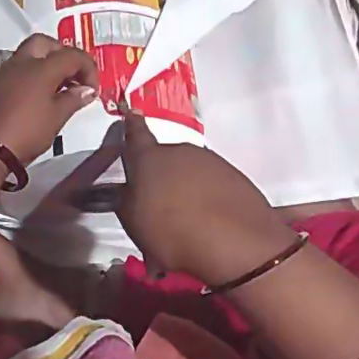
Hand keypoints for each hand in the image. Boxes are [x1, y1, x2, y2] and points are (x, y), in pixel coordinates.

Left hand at [0, 34, 99, 164]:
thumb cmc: (27, 132)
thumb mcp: (57, 117)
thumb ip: (74, 99)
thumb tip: (86, 90)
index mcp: (41, 67)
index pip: (72, 55)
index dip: (88, 69)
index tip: (93, 90)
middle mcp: (22, 62)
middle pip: (46, 44)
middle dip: (64, 55)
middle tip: (74, 77)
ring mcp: (6, 71)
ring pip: (30, 54)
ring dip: (47, 64)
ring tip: (59, 88)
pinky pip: (18, 68)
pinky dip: (33, 74)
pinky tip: (39, 95)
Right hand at [114, 112, 294, 283]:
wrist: (233, 243)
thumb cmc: (171, 232)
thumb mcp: (133, 221)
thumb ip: (126, 200)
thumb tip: (123, 193)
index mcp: (149, 158)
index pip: (135, 134)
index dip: (131, 126)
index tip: (131, 116)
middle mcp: (180, 152)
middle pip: (165, 157)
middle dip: (161, 174)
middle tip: (157, 202)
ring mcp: (211, 162)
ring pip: (192, 170)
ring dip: (186, 187)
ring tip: (185, 219)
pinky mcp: (235, 177)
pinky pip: (214, 183)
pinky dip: (209, 197)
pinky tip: (208, 221)